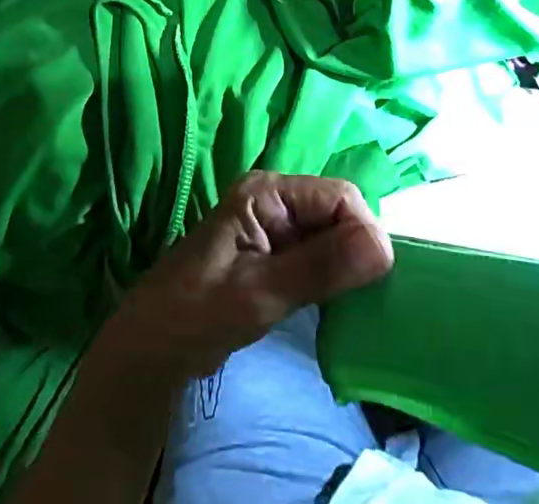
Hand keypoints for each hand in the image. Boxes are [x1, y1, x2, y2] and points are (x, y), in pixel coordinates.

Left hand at [101, 172, 394, 378]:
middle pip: (342, 214)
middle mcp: (274, 201)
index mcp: (266, 193)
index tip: (370, 282)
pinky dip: (336, 280)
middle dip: (359, 252)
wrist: (155, 343)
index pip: (341, 197)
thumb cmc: (197, 313)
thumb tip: (384, 246)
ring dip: (350, 269)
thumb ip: (319, 267)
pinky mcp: (278, 256)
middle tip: (358, 299)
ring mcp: (276, 228)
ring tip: (351, 306)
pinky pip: (323, 258)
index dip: (365, 233)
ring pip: (336, 237)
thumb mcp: (259, 293)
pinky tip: (337, 307)